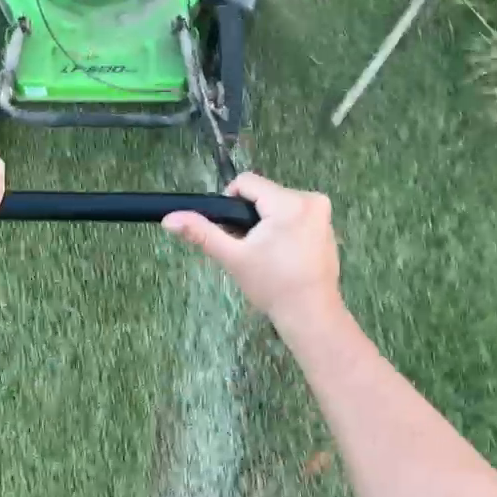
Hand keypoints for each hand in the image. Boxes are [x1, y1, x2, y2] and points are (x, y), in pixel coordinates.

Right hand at [162, 173, 343, 328]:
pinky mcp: (327, 227)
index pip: (247, 182)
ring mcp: (323, 214)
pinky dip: (284, 230)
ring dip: (266, 224)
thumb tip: (168, 219)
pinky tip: (283, 257)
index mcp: (289, 202)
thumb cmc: (272, 286)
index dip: (230, 203)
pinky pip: (295, 217)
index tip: (232, 232)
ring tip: (265, 255)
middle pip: (264, 194)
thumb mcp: (233, 258)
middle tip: (248, 249)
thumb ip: (201, 233)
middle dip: (250, 217)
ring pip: (278, 206)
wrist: (310, 314)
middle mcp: (311, 200)